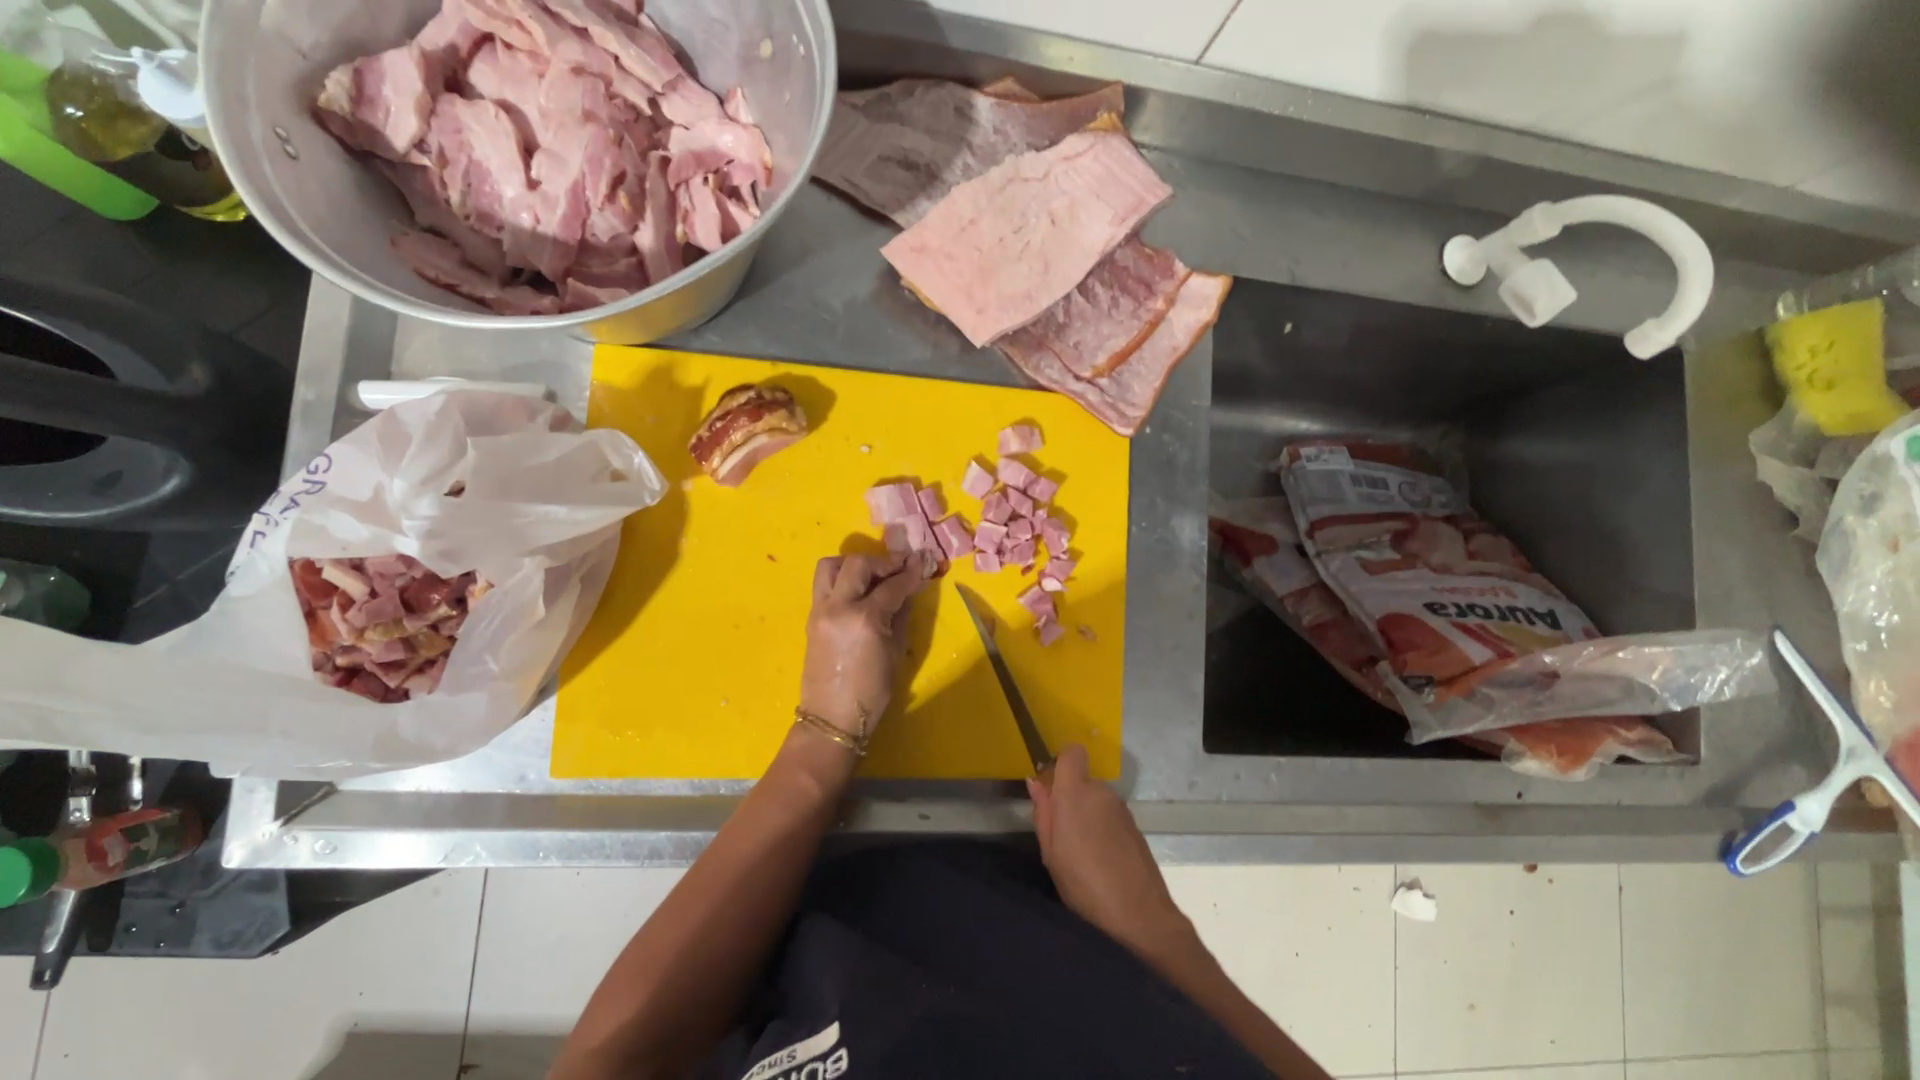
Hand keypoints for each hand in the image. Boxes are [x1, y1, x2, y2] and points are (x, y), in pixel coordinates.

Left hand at [799, 551, 933, 736]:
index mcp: (865, 619)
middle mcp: (839, 606)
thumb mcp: (896, 653)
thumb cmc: (872, 692)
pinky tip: (858, 593)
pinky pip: (824, 585)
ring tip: (871, 578)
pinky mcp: (811, 617)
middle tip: (897, 570)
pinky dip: (842, 580)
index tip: (923, 562)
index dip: (910, 573)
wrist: (831, 718)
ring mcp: (820, 610)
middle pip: (858, 564)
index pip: (892, 585)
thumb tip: (908, 590)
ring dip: (853, 565)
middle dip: (881, 563)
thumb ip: (901, 615)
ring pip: (831, 566)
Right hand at [1029, 744, 1192, 958]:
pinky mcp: (1135, 826)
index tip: (1049, 789)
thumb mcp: (1050, 852)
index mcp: (1076, 794)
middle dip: (1069, 797)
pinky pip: (1109, 816)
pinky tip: (1100, 860)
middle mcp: (1102, 793)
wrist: (1138, 915)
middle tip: (1059, 834)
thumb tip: (1036, 782)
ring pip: (1096, 799)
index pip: (1072, 752)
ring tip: (1080, 853)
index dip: (1060, 763)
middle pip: (1082, 780)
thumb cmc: (1083, 884)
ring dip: (1086, 815)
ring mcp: (1122, 809)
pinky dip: (1101, 829)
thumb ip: (1043, 812)